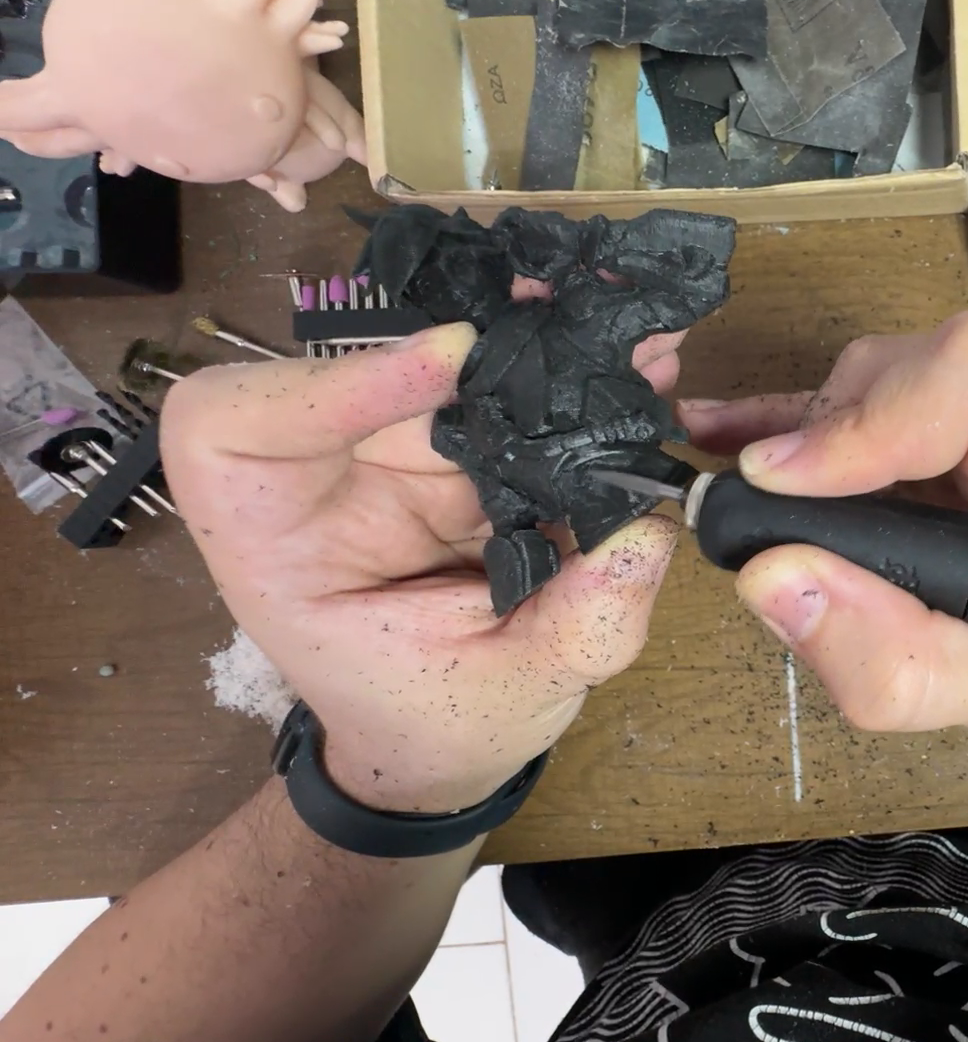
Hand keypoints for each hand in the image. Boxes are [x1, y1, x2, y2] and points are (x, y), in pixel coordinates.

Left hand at [163, 325, 682, 812]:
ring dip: (550, 349)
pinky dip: (584, 386)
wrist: (458, 733)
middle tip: (583, 307)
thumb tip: (648, 532)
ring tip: (632, 331)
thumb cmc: (447, 721)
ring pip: (469, 380)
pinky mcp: (481, 469)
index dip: (335, 378)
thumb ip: (583, 625)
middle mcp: (343, 484)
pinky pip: (528, 413)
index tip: (453, 360)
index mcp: (289, 545)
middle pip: (389, 375)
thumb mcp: (518, 689)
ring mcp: (415, 469)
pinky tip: (642, 369)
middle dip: (492, 339)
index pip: (245, 428)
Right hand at [679, 312, 967, 745]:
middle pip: (922, 365)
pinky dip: (815, 416)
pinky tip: (738, 434)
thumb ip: (895, 661)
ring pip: (895, 370)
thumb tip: (770, 576)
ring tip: (764, 499)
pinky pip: (895, 387)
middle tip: (769, 512)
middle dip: (828, 431)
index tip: (780, 484)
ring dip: (816, 431)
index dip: (870, 419)